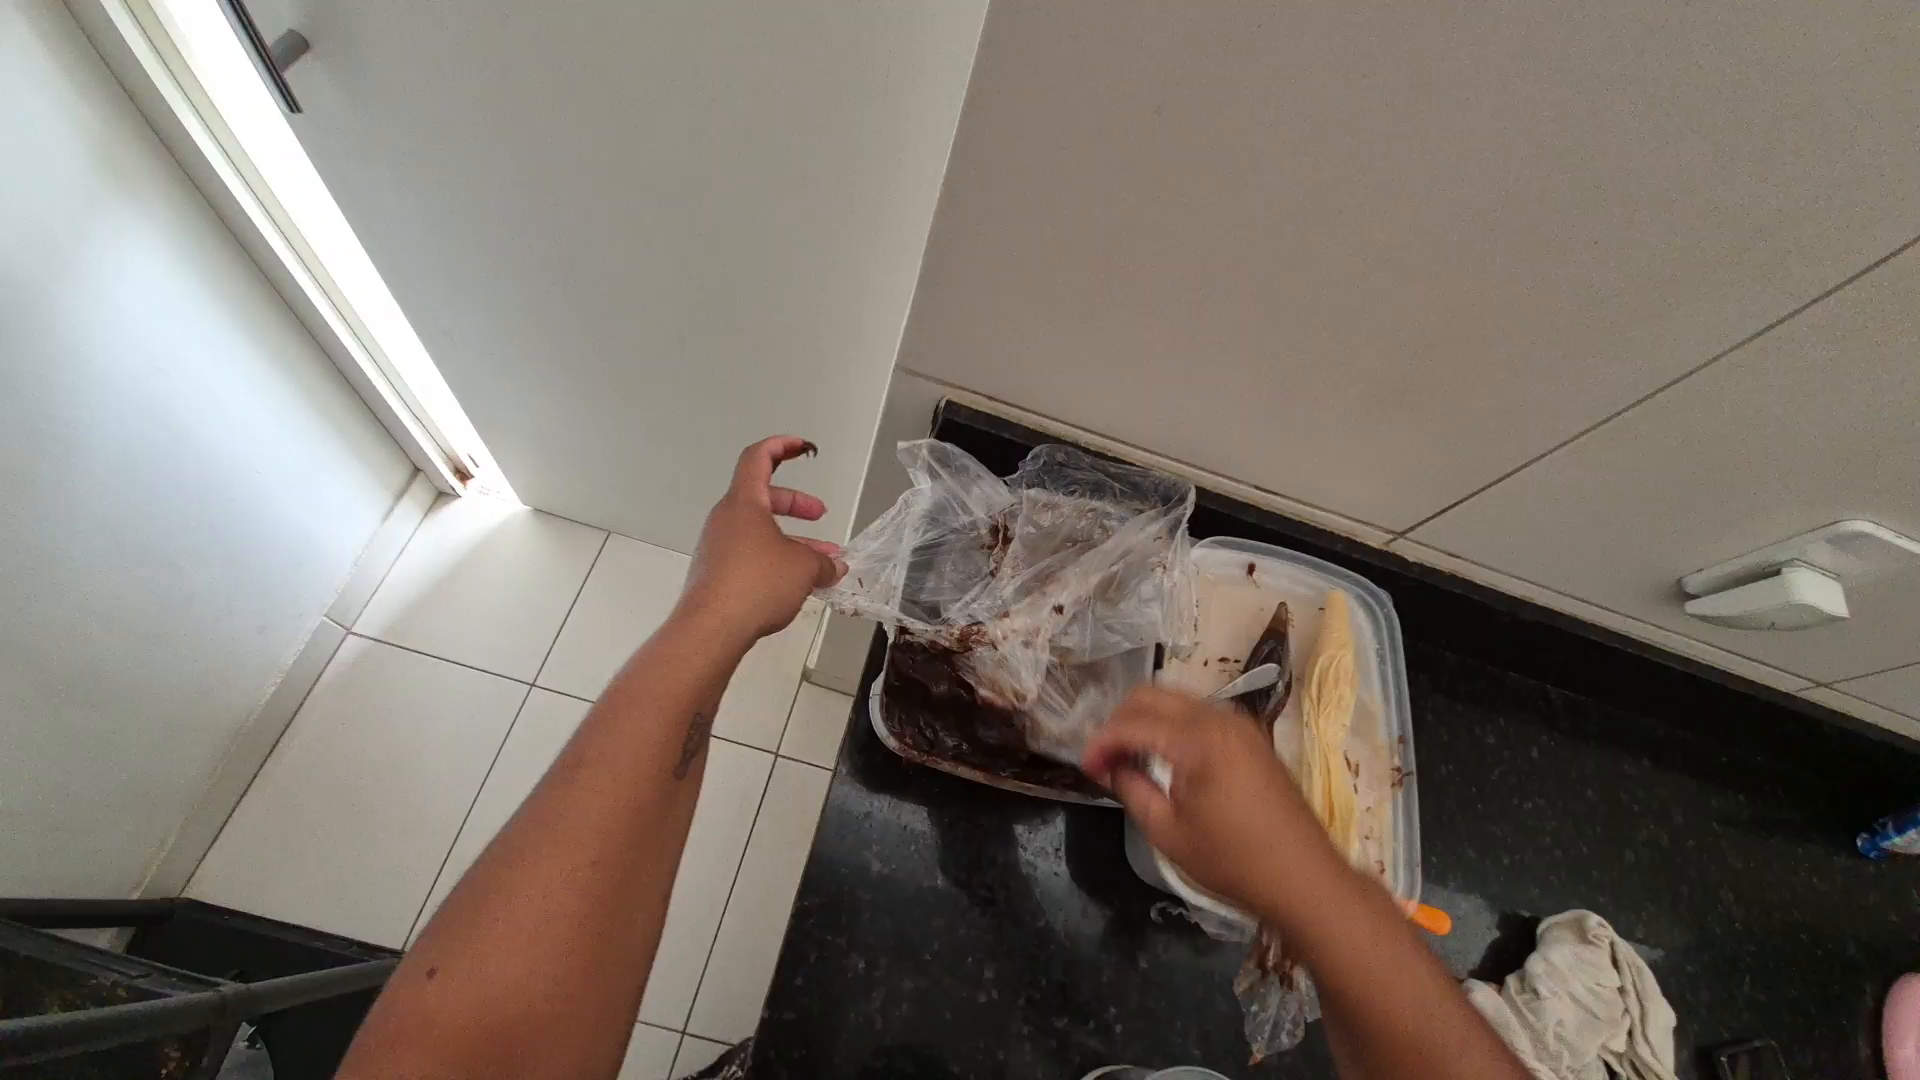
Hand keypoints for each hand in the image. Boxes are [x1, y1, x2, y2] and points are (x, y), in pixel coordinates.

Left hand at [677, 436, 846, 642]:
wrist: (711, 629)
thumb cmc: (758, 583)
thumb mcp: (804, 568)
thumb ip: (824, 563)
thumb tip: (835, 568)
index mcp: (744, 503)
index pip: (758, 458)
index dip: (782, 446)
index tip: (804, 448)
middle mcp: (726, 520)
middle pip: (763, 498)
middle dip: (796, 505)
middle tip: (821, 515)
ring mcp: (718, 547)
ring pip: (761, 532)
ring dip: (793, 541)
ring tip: (823, 565)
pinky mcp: (717, 574)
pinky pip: (752, 556)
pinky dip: (777, 561)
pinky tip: (799, 585)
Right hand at [1083, 686, 1344, 917]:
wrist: (1306, 879)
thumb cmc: (1234, 861)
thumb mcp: (1168, 832)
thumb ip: (1130, 789)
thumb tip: (1107, 767)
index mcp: (1198, 739)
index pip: (1131, 724)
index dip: (1101, 743)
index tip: (1085, 769)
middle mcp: (1219, 717)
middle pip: (1150, 695)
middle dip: (1119, 722)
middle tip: (1103, 758)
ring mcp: (1239, 722)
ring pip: (1174, 698)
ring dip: (1144, 719)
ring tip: (1128, 756)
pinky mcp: (1250, 734)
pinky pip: (1198, 712)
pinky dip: (1170, 723)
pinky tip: (1163, 755)